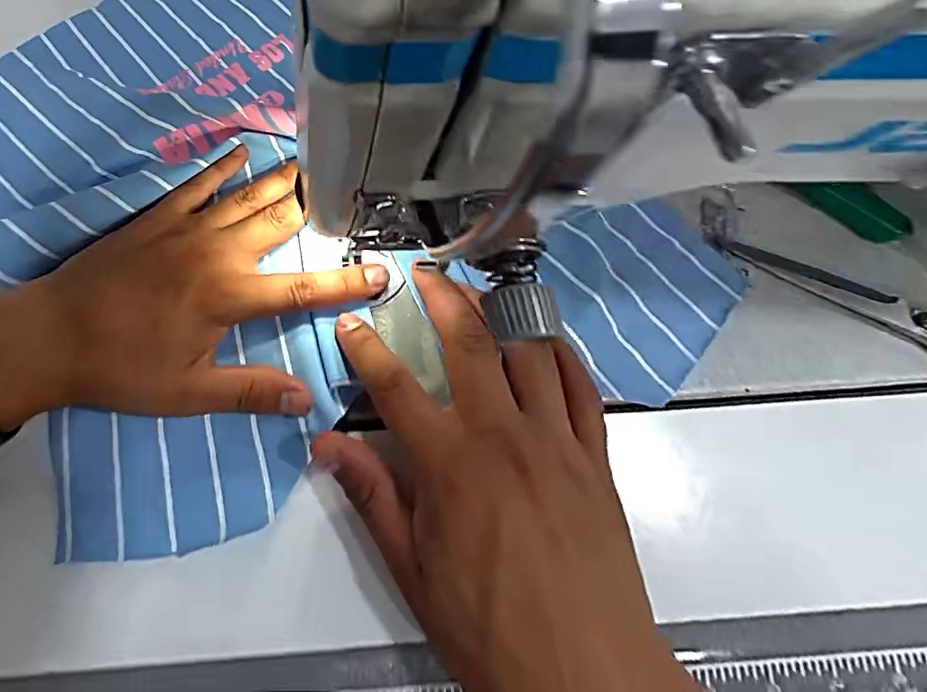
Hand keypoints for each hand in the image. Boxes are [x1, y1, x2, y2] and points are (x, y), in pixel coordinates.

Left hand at [0, 144, 387, 428]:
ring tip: (309, 162)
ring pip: (246, 196)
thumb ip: (249, 392)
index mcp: (229, 296)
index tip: (380, 271)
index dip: (344, 282)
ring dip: (280, 180)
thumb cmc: (122, 368)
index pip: (301, 288)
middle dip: (315, 209)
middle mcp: (218, 252)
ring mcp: (187, 228)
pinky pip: (197, 184)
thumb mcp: (187, 393)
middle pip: (279, 223)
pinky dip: (222, 166)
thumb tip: (307, 399)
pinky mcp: (158, 217)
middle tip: (346, 191)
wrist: (54, 335)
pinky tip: (241, 150)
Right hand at [311, 267, 695, 691]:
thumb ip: (373, 497)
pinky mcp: (597, 458)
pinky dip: (562, 355)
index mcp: (452, 467)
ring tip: (482, 291)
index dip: (366, 349)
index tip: (351, 326)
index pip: (396, 387)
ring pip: (530, 351)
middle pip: (470, 343)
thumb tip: (328, 449)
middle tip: (426, 275)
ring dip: (503, 311)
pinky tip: (547, 342)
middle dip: (443, 298)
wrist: (588, 678)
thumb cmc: (494, 631)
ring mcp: (557, 442)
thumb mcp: (414, 571)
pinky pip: (582, 387)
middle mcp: (504, 439)